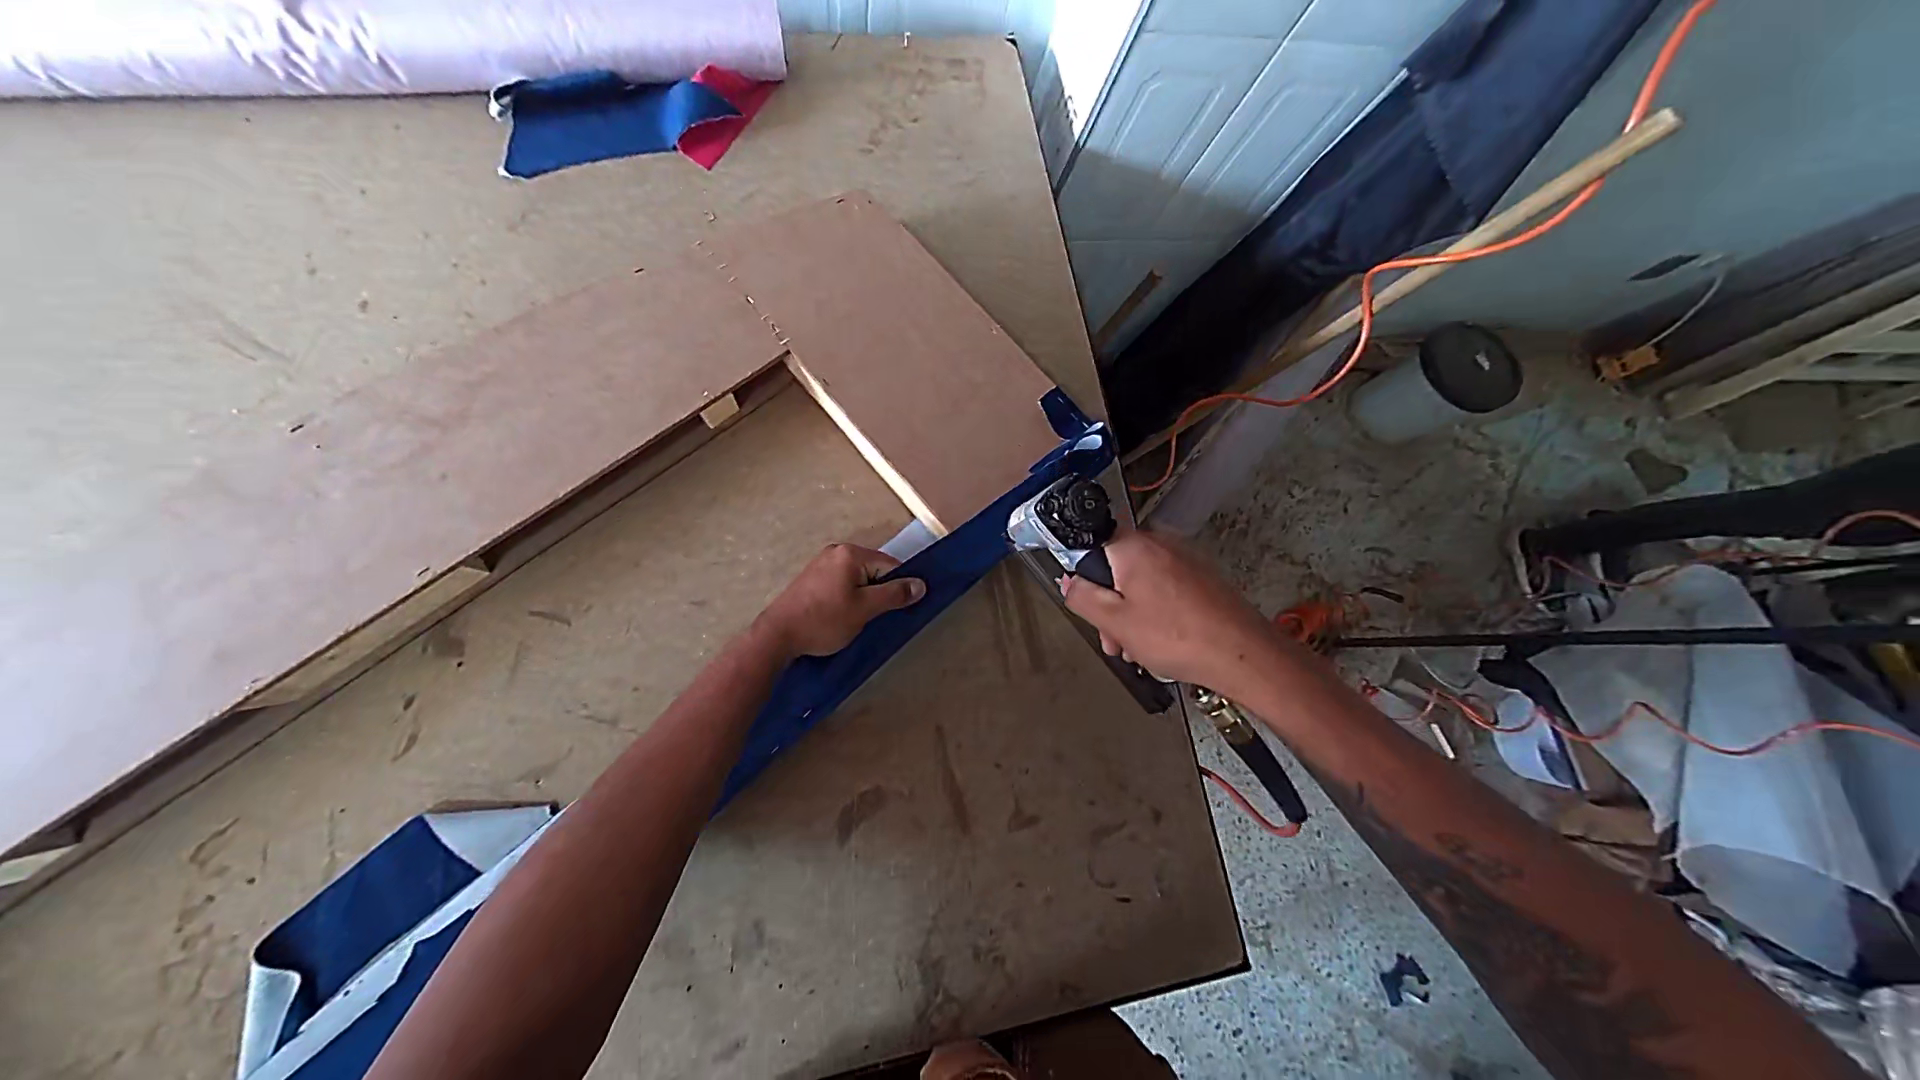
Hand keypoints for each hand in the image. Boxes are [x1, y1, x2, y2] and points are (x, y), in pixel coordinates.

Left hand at [754, 543, 926, 659]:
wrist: (777, 636)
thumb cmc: (824, 620)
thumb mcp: (865, 609)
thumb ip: (895, 595)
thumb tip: (920, 585)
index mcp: (850, 554)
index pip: (890, 565)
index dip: (899, 586)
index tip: (900, 608)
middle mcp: (835, 552)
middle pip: (873, 570)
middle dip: (879, 592)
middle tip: (876, 617)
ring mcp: (821, 564)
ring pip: (857, 579)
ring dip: (863, 598)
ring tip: (858, 620)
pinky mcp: (811, 580)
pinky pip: (841, 584)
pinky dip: (848, 598)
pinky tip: (842, 617)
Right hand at [1060, 529, 1282, 693]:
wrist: (1241, 654)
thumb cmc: (1184, 637)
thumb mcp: (1114, 621)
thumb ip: (1081, 596)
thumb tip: (1069, 583)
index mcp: (1134, 546)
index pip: (1090, 548)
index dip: (1083, 579)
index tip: (1084, 602)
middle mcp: (1161, 543)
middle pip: (1117, 568)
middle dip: (1109, 604)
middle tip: (1113, 635)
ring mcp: (1184, 559)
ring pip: (1141, 582)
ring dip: (1131, 613)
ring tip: (1138, 646)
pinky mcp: (1201, 577)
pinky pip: (1164, 590)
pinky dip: (1156, 612)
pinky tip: (1161, 641)